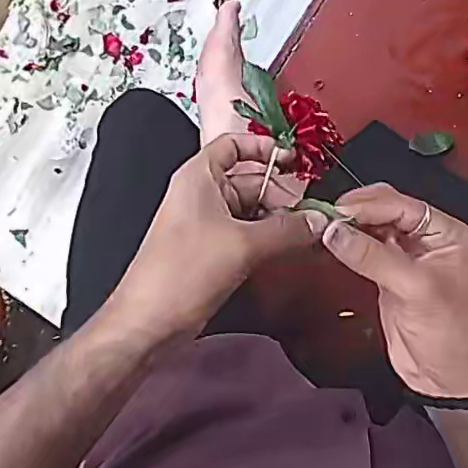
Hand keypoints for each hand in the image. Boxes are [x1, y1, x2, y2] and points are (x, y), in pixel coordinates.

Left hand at [113, 133, 326, 336]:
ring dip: (279, 218)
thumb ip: (287, 229)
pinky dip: (268, 237)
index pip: (234, 143)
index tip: (293, 160)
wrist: (148, 324)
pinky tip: (289, 248)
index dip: (265, 147)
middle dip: (282, 193)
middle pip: (250, 179)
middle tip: (310, 211)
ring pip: (252, 208)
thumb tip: (318, 220)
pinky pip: (247, 232)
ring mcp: (206, 222)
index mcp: (199, 177)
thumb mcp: (243, 245)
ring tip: (306, 231)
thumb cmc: (182, 273)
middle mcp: (202, 194)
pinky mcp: (212, 249)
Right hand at [321, 184, 467, 398]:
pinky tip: (331, 243)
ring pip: (374, 228)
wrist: (449, 381)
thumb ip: (374, 257)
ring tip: (324, 227)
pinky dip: (348, 246)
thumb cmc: (451, 334)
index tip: (338, 210)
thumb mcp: (416, 290)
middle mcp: (428, 239)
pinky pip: (366, 250)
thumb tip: (334, 230)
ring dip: (350, 227)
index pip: (404, 206)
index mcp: (447, 234)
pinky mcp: (389, 276)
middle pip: (387, 210)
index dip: (370, 204)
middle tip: (327, 217)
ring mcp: (407, 256)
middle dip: (358, 211)